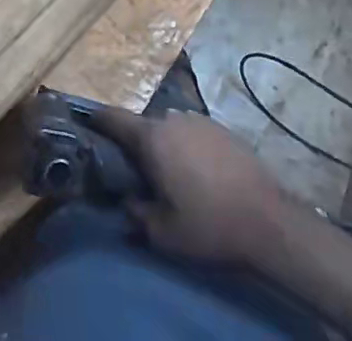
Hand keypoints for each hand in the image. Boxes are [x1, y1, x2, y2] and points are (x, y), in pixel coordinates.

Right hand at [89, 107, 293, 265]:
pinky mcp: (223, 128)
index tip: (84, 122)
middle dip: (133, 141)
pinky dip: (185, 145)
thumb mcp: (162, 232)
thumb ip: (137, 212)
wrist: (267, 218)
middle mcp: (175, 119)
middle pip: (144, 124)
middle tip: (128, 166)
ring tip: (164, 171)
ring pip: (170, 127)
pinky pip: (192, 132)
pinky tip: (193, 171)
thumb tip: (127, 199)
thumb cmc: (208, 224)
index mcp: (154, 139)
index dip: (98, 119)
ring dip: (162, 143)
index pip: (116, 119)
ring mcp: (202, 120)